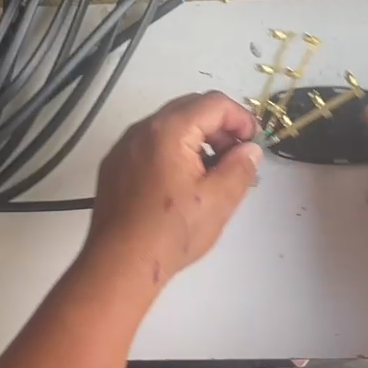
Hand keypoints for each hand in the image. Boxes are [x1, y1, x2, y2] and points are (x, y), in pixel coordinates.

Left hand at [83, 92, 262, 288]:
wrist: (119, 264)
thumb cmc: (170, 233)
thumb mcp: (218, 201)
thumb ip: (240, 167)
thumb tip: (249, 150)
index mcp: (169, 131)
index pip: (214, 103)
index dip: (241, 118)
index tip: (253, 142)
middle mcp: (142, 129)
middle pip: (190, 107)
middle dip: (219, 127)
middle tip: (236, 157)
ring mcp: (124, 146)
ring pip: (169, 125)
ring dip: (197, 139)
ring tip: (211, 174)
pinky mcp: (114, 165)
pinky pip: (150, 143)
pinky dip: (173, 151)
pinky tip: (181, 184)